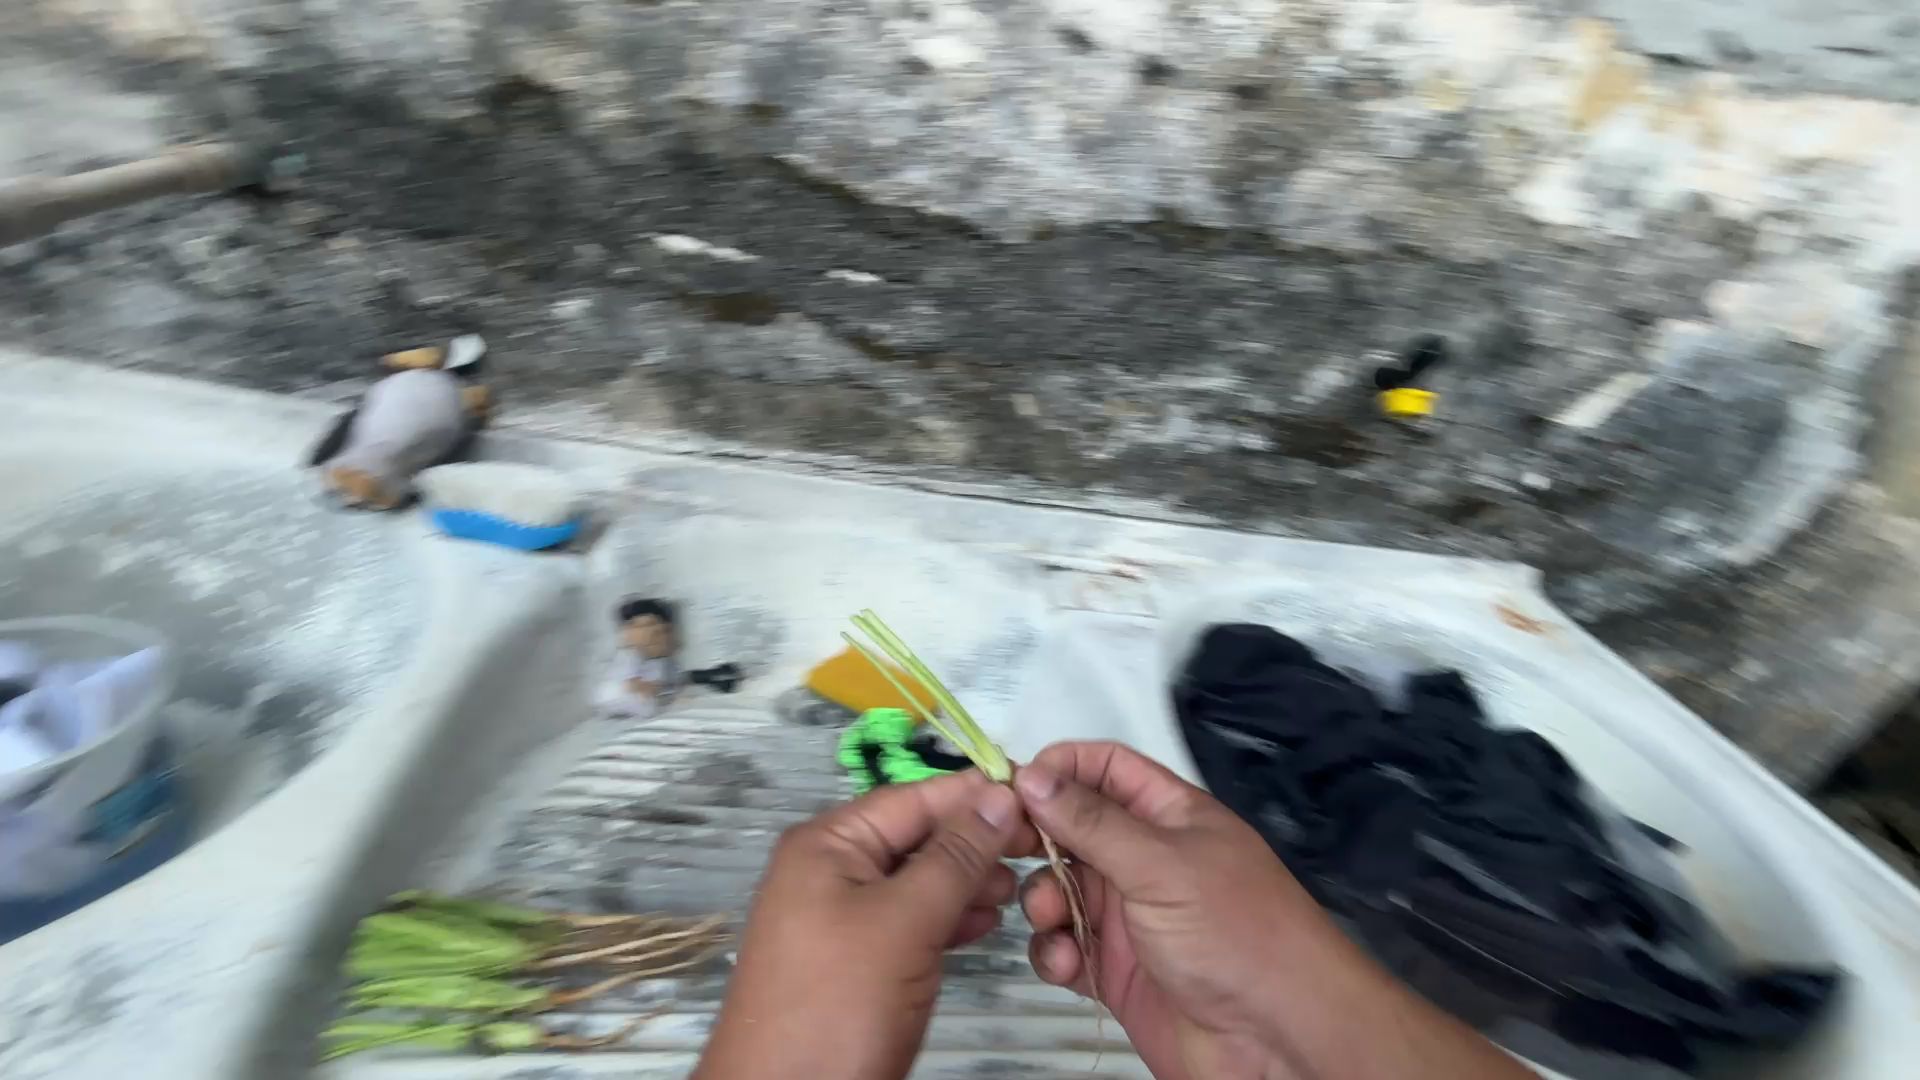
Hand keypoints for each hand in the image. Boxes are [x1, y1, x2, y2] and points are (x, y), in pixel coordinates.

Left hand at [693, 769, 1029, 1079]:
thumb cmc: (839, 1004)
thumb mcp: (904, 922)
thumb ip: (955, 856)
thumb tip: (998, 795)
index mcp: (828, 843)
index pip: (912, 800)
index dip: (971, 793)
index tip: (1030, 791)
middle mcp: (831, 869)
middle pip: (915, 838)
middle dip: (973, 841)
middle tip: (1034, 845)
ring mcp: (841, 917)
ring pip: (917, 881)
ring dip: (966, 881)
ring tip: (1017, 888)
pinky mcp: (855, 960)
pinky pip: (909, 920)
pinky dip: (948, 918)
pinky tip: (986, 923)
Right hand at [1014, 741, 1321, 1079]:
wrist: (1282, 1048)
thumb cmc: (1234, 932)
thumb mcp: (1161, 864)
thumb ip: (1090, 821)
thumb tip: (1029, 775)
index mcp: (1165, 814)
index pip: (1104, 767)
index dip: (1060, 767)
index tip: (1015, 784)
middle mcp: (1141, 857)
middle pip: (1071, 827)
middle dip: (1038, 837)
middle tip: (1005, 849)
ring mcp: (1126, 914)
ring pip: (1059, 887)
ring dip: (1043, 899)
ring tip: (1050, 917)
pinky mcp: (1113, 968)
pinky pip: (1064, 945)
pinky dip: (1055, 951)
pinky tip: (1066, 964)